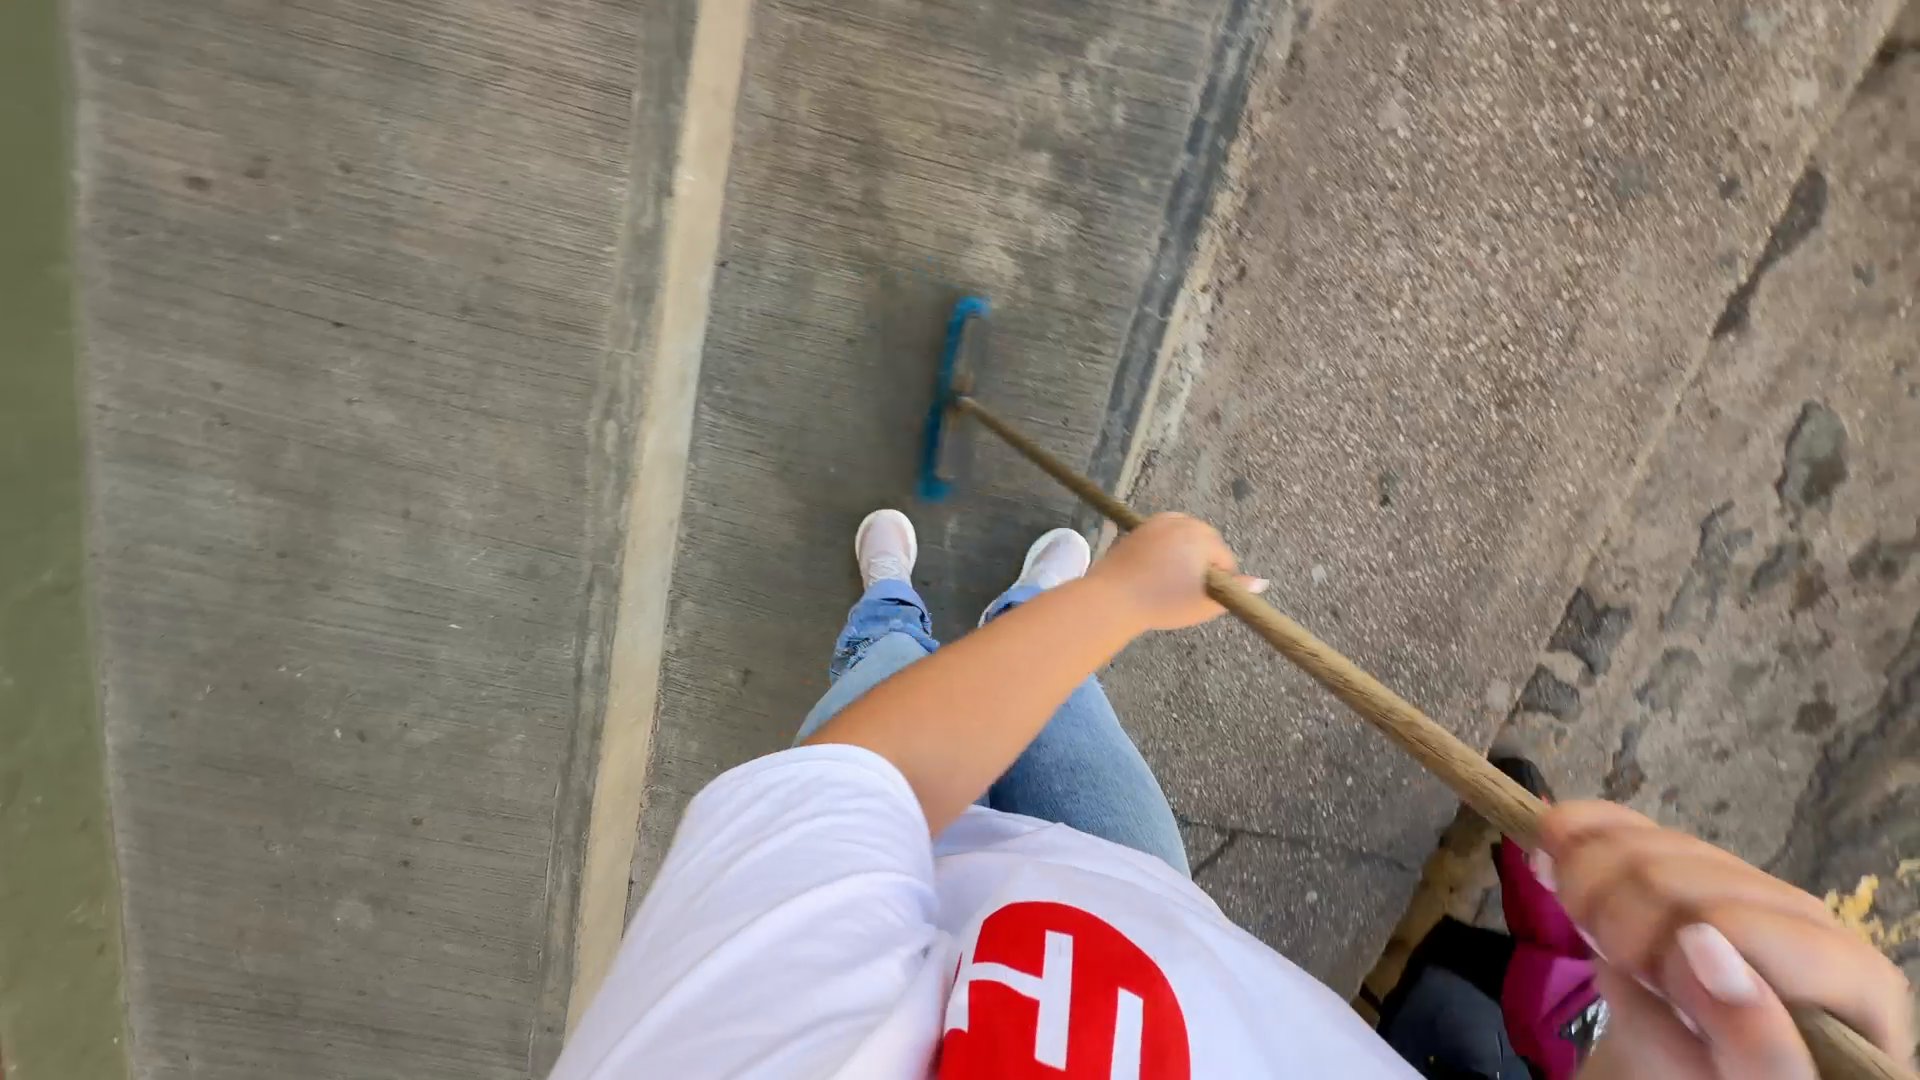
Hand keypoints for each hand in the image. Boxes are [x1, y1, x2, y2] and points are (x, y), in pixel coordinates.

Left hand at [1085, 513, 1264, 630]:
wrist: (1113, 597)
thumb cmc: (1162, 602)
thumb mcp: (1205, 602)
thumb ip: (1236, 590)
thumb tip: (1262, 582)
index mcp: (1201, 536)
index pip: (1224, 558)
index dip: (1219, 580)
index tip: (1203, 597)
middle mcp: (1180, 522)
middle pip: (1204, 541)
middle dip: (1202, 562)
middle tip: (1186, 589)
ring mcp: (1156, 523)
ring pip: (1182, 536)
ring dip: (1183, 553)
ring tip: (1172, 580)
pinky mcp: (1136, 530)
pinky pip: (1160, 536)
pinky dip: (1163, 549)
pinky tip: (1155, 569)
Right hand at [1541, 801, 1913, 1079]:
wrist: (1681, 1060)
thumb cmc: (1721, 1079)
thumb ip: (1755, 1040)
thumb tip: (1704, 945)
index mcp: (1846, 974)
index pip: (1736, 920)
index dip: (1672, 946)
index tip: (1652, 986)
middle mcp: (1799, 910)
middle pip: (1673, 872)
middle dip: (1616, 916)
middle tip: (1614, 961)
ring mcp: (1730, 872)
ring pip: (1632, 840)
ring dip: (1584, 885)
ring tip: (1592, 932)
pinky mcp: (1671, 849)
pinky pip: (1605, 815)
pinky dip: (1565, 833)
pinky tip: (1550, 861)